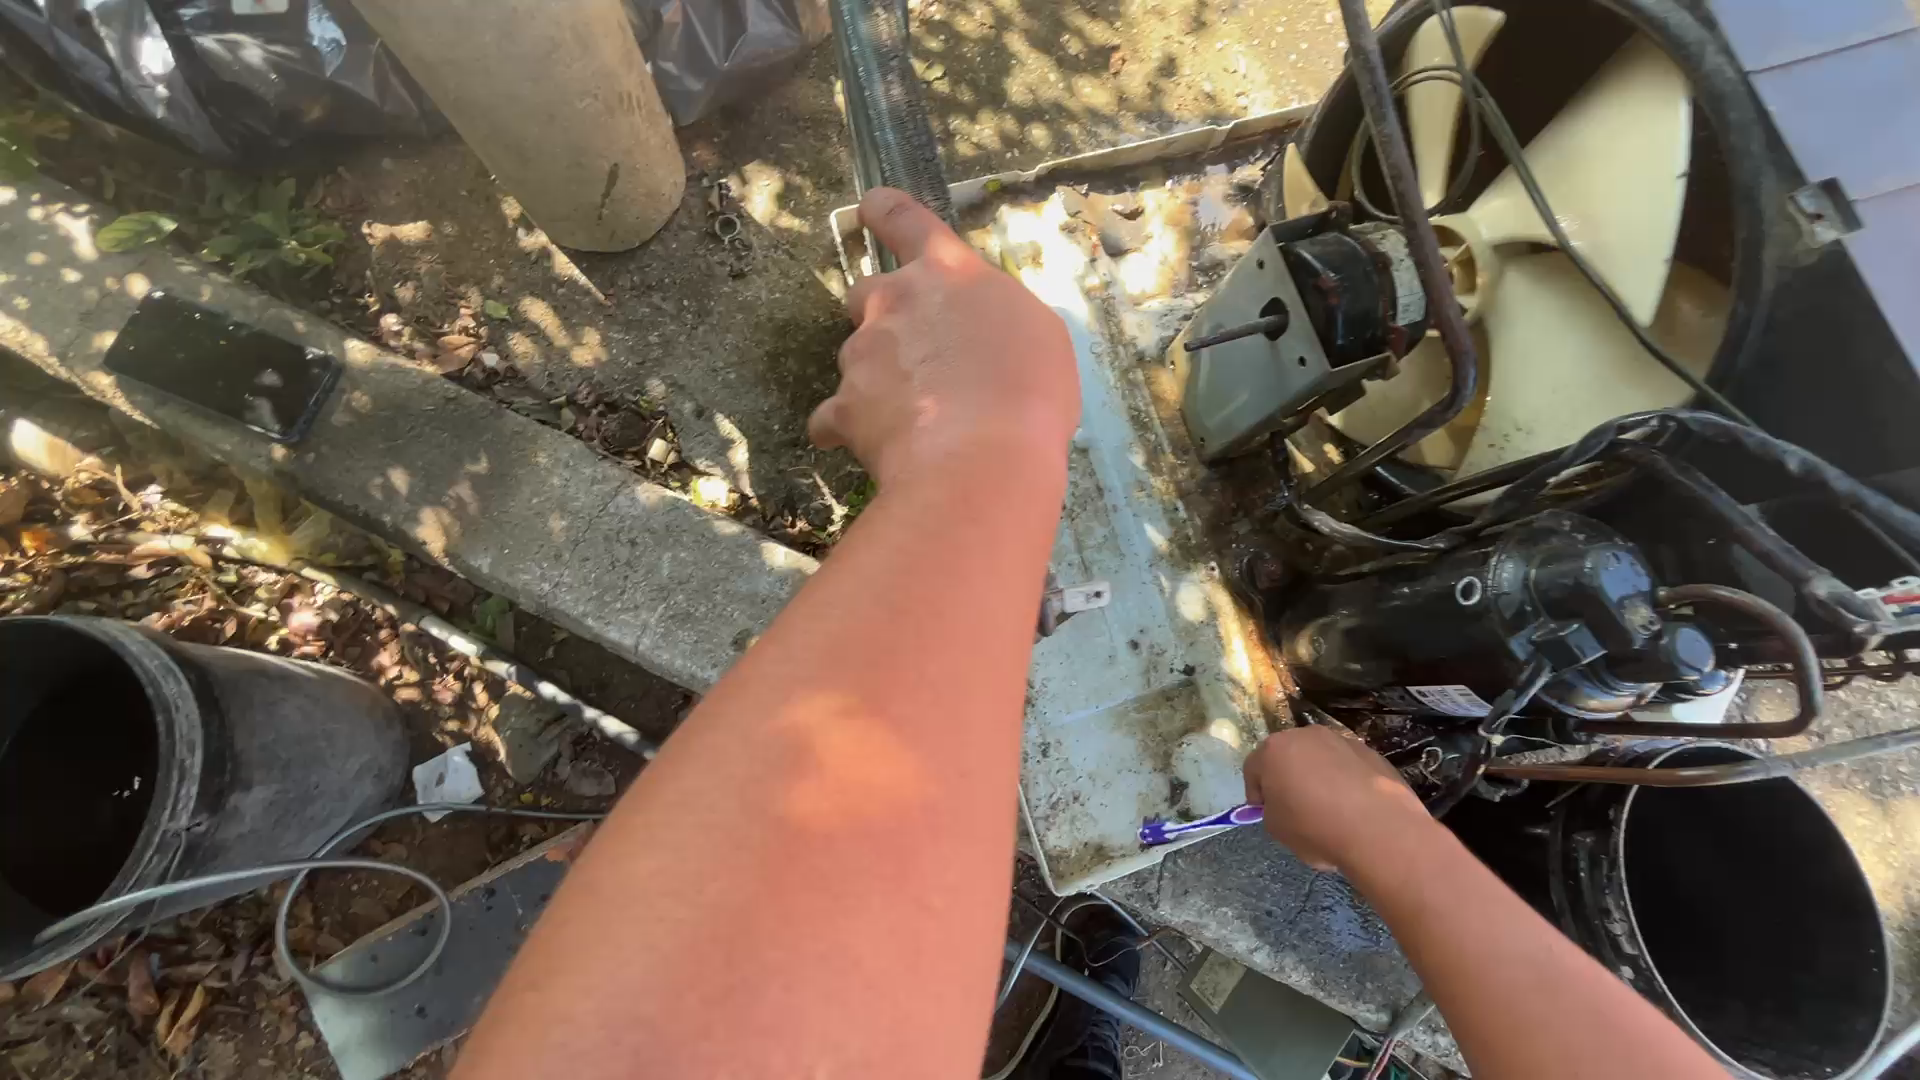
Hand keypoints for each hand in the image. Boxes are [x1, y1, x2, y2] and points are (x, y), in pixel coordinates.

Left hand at [809, 188, 1079, 489]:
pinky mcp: (844, 406)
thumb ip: (999, 321)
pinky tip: (870, 449)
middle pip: (865, 293)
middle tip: (908, 354)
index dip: (884, 211)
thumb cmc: (1030, 393)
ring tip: (908, 420)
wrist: (983, 458)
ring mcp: (863, 354)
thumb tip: (985, 337)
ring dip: (872, 380)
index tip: (869, 209)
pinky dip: (845, 431)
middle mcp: (896, 302)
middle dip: (878, 318)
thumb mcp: (1039, 338)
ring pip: (853, 358)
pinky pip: (831, 419)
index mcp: (949, 275)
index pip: (905, 220)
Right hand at [1243, 725, 1430, 871]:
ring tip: (1331, 809)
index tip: (1264, 812)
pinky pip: (1349, 767)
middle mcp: (1305, 736)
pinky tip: (1356, 808)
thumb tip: (1284, 805)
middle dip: (1287, 778)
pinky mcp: (1371, 753)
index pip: (1253, 768)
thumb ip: (1272, 809)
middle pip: (1287, 756)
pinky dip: (1347, 782)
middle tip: (1295, 807)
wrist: (1381, 831)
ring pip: (1321, 758)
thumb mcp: (1277, 829)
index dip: (1256, 792)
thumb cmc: (1317, 828)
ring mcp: (1341, 741)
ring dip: (1319, 776)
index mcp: (1274, 750)